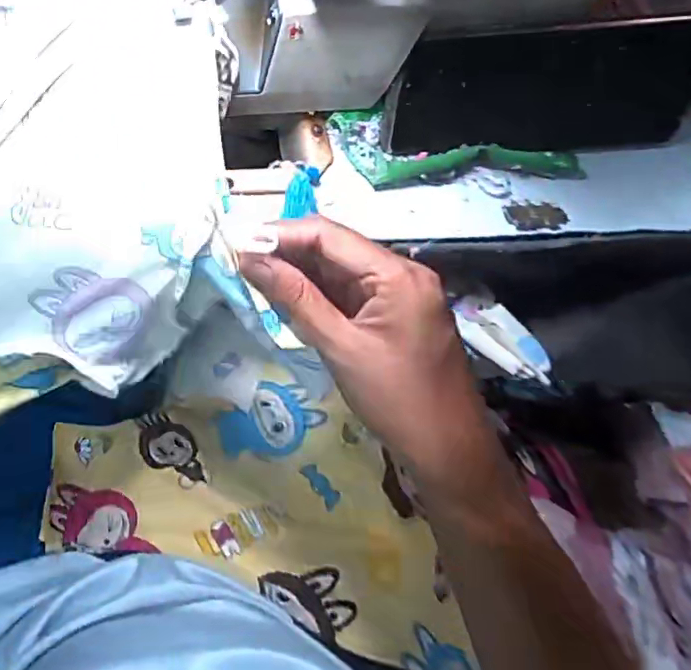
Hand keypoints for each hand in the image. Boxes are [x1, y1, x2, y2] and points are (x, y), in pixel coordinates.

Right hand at [238, 218, 499, 498]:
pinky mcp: (389, 310)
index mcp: (396, 275)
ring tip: (251, 272)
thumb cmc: (399, 402)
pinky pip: (343, 287)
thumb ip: (294, 297)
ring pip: (334, 265)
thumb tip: (249, 259)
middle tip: (238, 258)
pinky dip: (311, 288)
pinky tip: (282, 292)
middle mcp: (399, 272)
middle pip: (330, 245)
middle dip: (283, 249)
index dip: (279, 234)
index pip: (327, 235)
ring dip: (294, 268)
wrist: (452, 456)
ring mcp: (396, 291)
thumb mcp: (340, 347)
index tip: (238, 243)